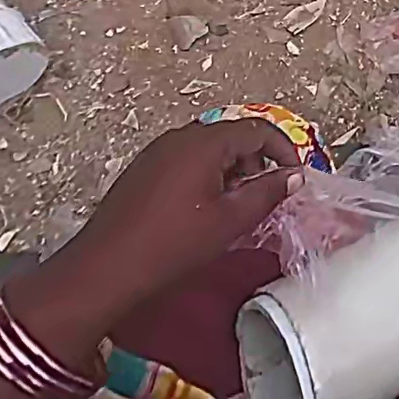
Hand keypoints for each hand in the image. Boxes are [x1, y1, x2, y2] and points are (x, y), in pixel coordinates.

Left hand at [63, 118, 304, 308]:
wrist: (103, 269)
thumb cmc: (172, 245)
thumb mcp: (229, 221)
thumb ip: (267, 193)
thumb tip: (295, 176)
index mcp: (206, 142)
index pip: (258, 129)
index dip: (283, 150)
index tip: (294, 176)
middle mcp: (182, 135)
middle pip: (233, 134)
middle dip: (256, 161)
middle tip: (262, 195)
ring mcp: (160, 149)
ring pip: (210, 146)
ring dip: (231, 168)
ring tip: (233, 206)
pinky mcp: (145, 166)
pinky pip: (188, 156)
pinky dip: (207, 172)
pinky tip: (202, 208)